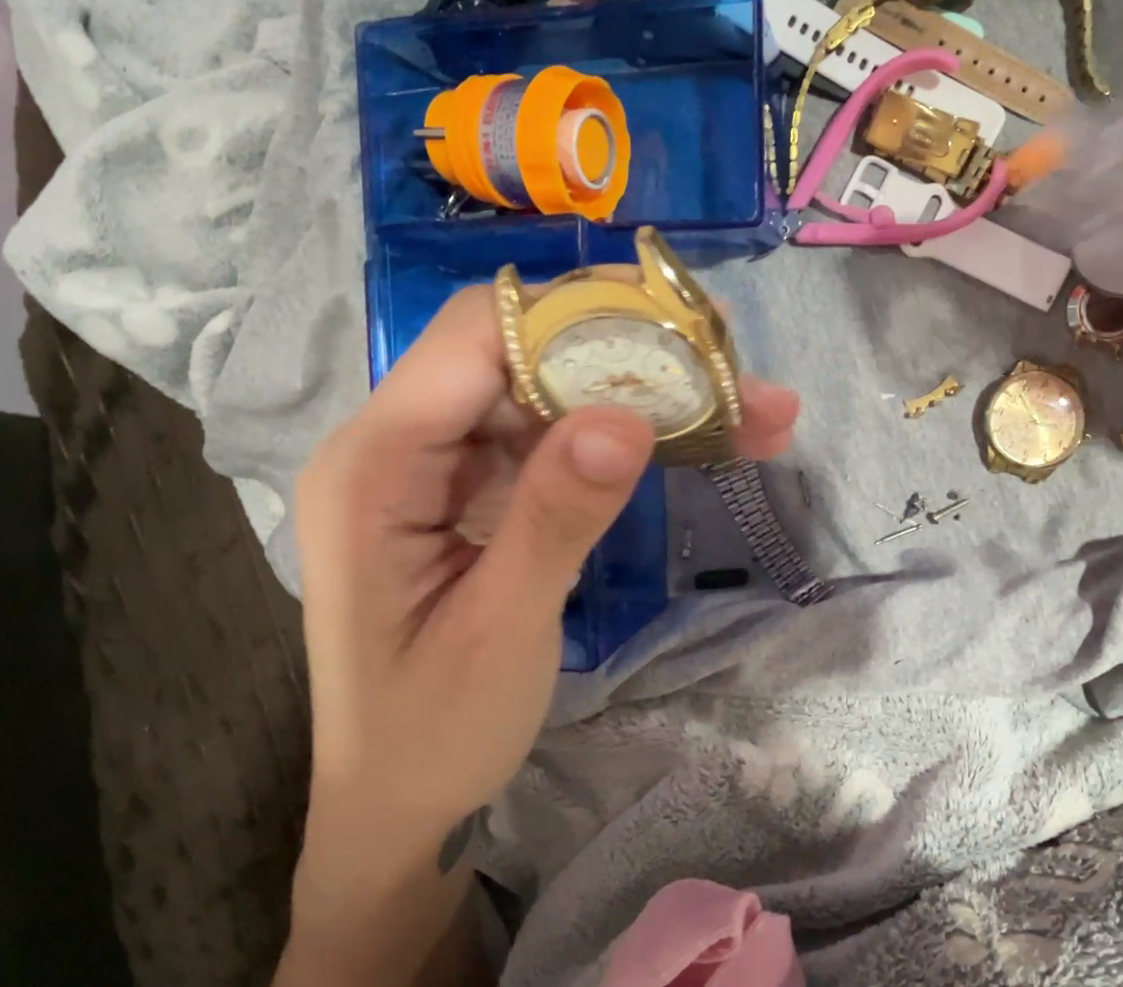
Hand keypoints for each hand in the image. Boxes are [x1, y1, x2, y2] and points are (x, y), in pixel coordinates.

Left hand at [282, 286, 797, 981]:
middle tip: (734, 368)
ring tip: (749, 410)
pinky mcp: (477, 493)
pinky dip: (627, 439)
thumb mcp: (501, 630)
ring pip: (551, 395)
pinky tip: (702, 443)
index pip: (474, 339)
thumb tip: (624, 417)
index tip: (680, 327)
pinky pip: (555, 441)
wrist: (399, 804)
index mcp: (373, 466)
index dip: (575, 317)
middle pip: (520, 356)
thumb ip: (554, 517)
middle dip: (630, 357)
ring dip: (645, 398)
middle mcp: (400, 445)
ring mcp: (441, 468)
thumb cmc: (432, 731)